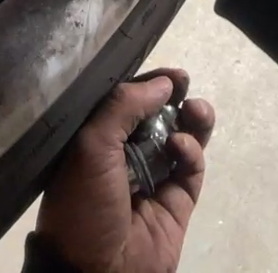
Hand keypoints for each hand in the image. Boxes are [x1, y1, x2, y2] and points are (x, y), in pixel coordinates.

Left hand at [35, 70, 214, 272]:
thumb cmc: (83, 204)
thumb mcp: (90, 145)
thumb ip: (124, 106)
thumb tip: (162, 83)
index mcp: (97, 139)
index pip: (126, 100)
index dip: (148, 82)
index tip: (169, 73)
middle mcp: (125, 154)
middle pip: (157, 114)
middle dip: (171, 96)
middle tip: (183, 83)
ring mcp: (153, 177)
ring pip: (181, 136)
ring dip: (191, 118)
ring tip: (194, 108)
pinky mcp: (177, 201)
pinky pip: (191, 166)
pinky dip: (191, 150)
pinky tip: (180, 145)